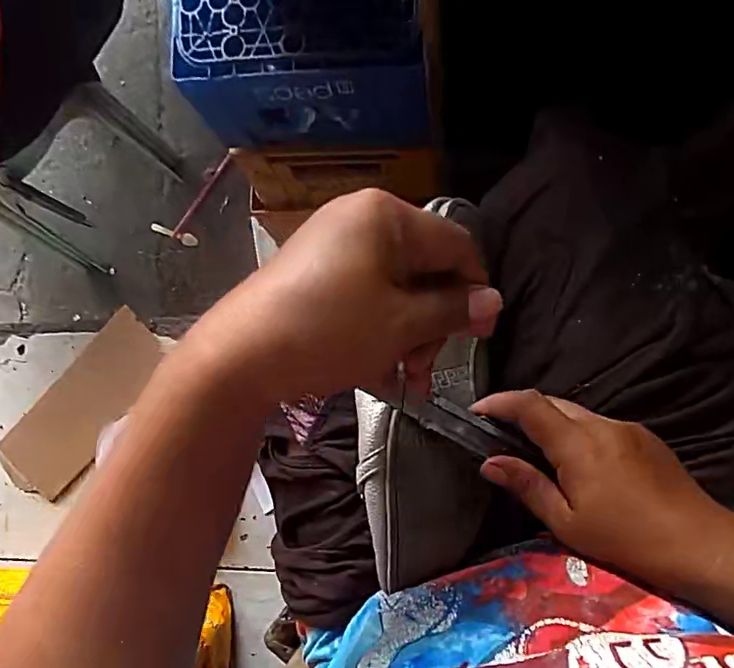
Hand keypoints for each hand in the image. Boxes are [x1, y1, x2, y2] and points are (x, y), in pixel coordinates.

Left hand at [181, 189, 501, 401]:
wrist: (240, 357)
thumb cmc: (329, 332)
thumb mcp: (399, 325)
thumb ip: (450, 311)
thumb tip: (493, 300)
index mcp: (387, 217)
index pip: (455, 245)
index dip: (474, 291)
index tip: (481, 335)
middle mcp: (361, 222)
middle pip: (422, 273)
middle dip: (431, 328)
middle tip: (422, 373)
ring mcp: (333, 250)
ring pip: (393, 295)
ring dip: (405, 342)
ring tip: (402, 384)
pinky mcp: (314, 281)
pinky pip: (362, 304)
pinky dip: (375, 338)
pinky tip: (377, 377)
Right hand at [474, 391, 733, 590]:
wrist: (696, 543)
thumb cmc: (624, 540)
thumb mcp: (566, 522)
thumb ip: (527, 486)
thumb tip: (490, 463)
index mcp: (580, 445)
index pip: (531, 406)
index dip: (499, 402)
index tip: (476, 410)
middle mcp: (604, 426)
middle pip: (554, 403)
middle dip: (521, 411)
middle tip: (497, 432)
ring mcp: (629, 429)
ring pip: (578, 413)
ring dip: (550, 422)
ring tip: (532, 450)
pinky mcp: (645, 439)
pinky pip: (600, 425)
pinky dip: (576, 432)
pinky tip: (574, 462)